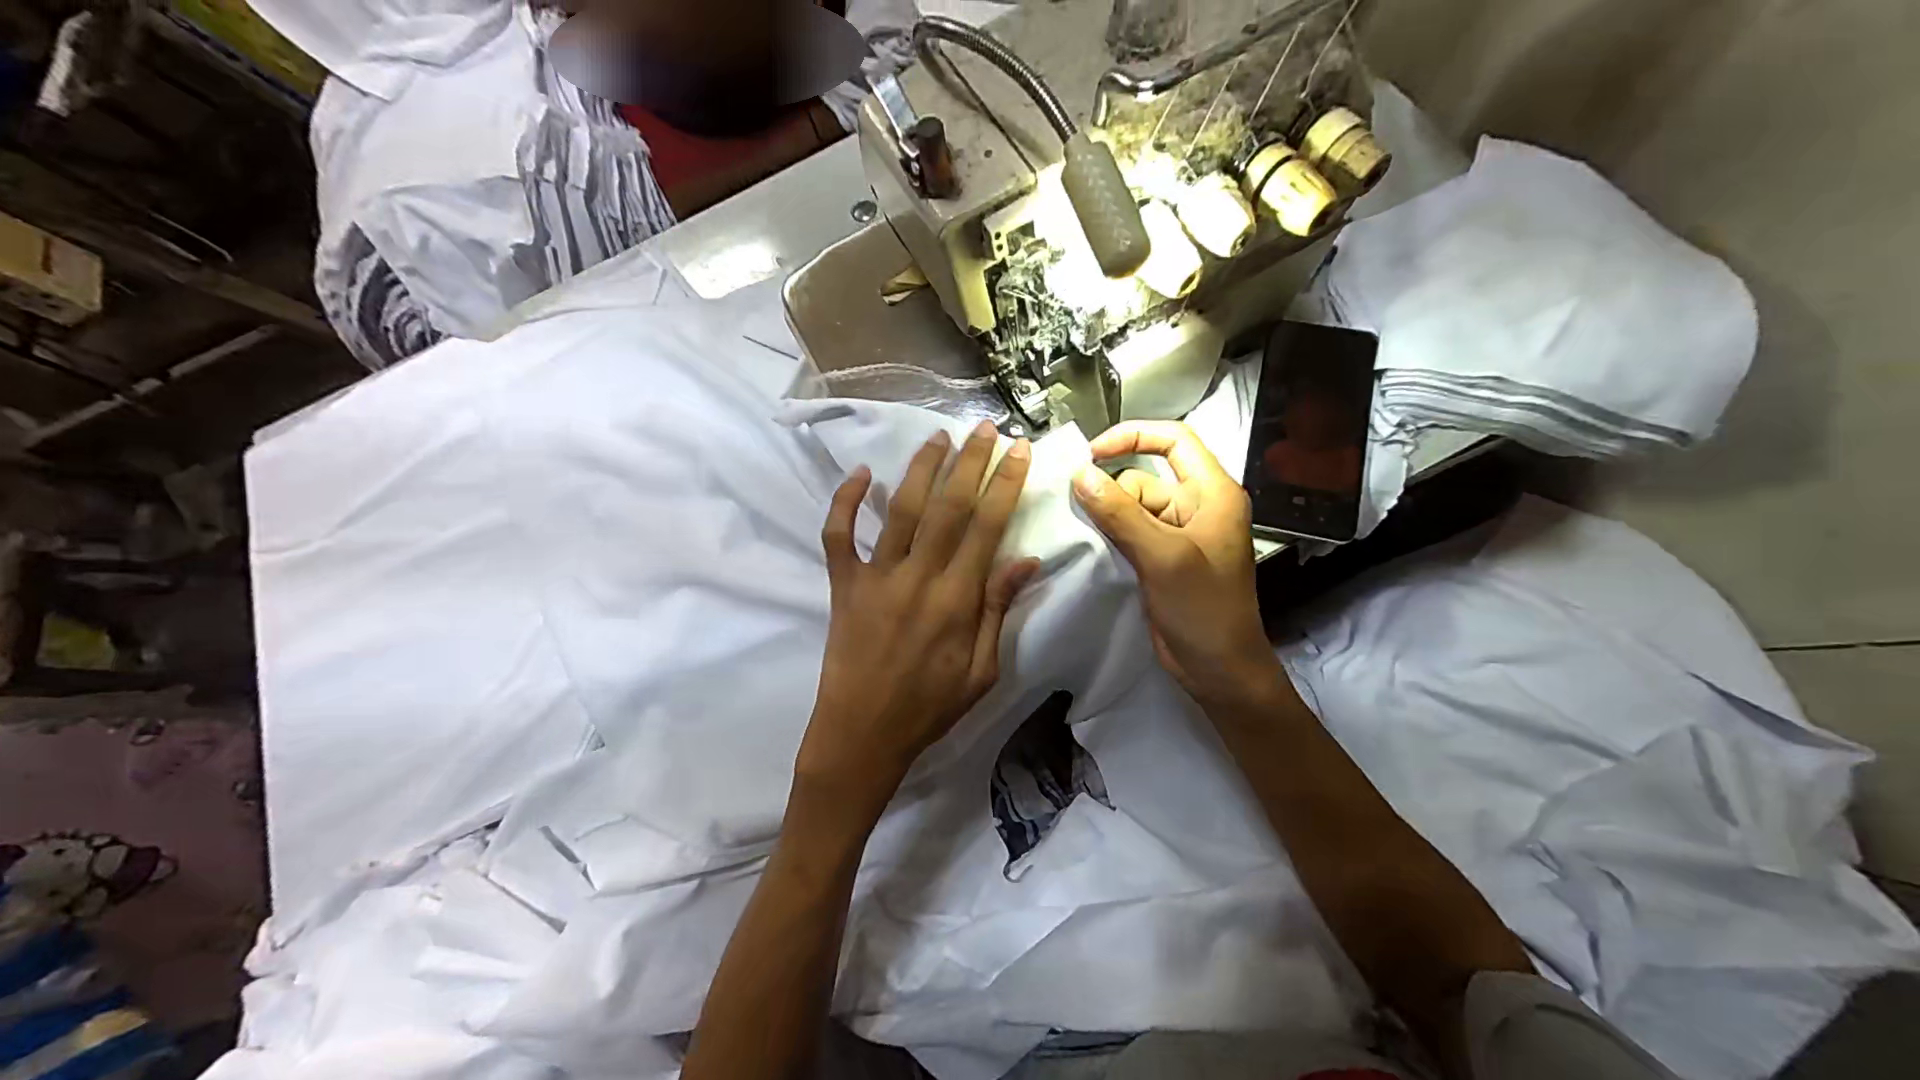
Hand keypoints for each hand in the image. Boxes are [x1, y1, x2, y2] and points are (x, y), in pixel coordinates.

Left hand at [798, 421, 1041, 816]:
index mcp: (956, 600)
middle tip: (983, 428)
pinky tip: (861, 474)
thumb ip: (999, 610)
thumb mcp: (982, 671)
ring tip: (938, 438)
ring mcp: (875, 578)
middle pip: (947, 507)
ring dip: (920, 469)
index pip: (986, 527)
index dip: (1004, 484)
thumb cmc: (930, 707)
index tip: (1018, 451)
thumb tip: (1027, 560)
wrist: (862, 734)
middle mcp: (917, 578)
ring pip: (900, 510)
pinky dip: (846, 502)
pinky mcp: (843, 585)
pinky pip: (838, 535)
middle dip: (969, 462)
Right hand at [1071, 421, 1279, 706]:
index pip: (1174, 440)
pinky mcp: (1160, 558)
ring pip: (1130, 507)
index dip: (1133, 436)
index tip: (1092, 453)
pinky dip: (1110, 535)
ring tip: (1090, 538)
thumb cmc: (1204, 610)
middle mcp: (1196, 507)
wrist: (1219, 669)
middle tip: (1083, 515)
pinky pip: (1128, 532)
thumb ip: (1120, 514)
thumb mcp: (1163, 556)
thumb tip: (1079, 475)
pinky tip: (1092, 546)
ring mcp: (1176, 534)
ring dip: (1107, 517)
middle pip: (1143, 478)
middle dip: (1113, 492)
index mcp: (1213, 493)